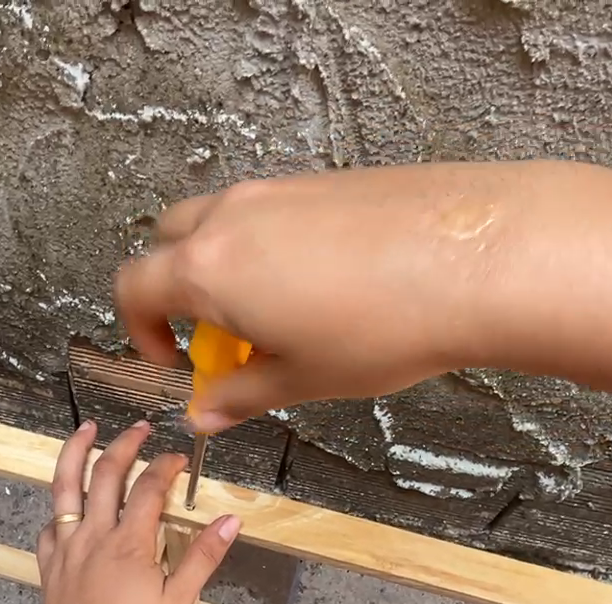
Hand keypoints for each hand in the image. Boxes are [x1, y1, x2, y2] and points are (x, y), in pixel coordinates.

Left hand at [36, 420, 239, 603]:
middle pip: (106, 473)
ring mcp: (66, 546)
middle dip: (124, 444)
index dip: (166, 466)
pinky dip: (58, 508)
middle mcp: (94, 534)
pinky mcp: (48, 564)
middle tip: (139, 426)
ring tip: (85, 429)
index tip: (180, 457)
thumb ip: (201, 558)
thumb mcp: (177, 603)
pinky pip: (49, 524)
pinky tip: (64, 507)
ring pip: (65, 487)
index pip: (150, 487)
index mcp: (129, 542)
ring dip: (75, 453)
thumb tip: (229, 521)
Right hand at [113, 163, 543, 431]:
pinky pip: (270, 213)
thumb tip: (204, 415)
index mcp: (207, 268)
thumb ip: (238, 396)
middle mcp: (232, 217)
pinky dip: (268, 250)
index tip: (176, 362)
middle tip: (222, 339)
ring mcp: (278, 190)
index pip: (135, 288)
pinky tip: (322, 289)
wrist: (477, 258)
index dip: (140, 332)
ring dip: (226, 272)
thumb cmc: (380, 327)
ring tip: (278, 319)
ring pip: (221, 226)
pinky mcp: (322, 181)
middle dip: (178, 293)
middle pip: (170, 244)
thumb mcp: (298, 379)